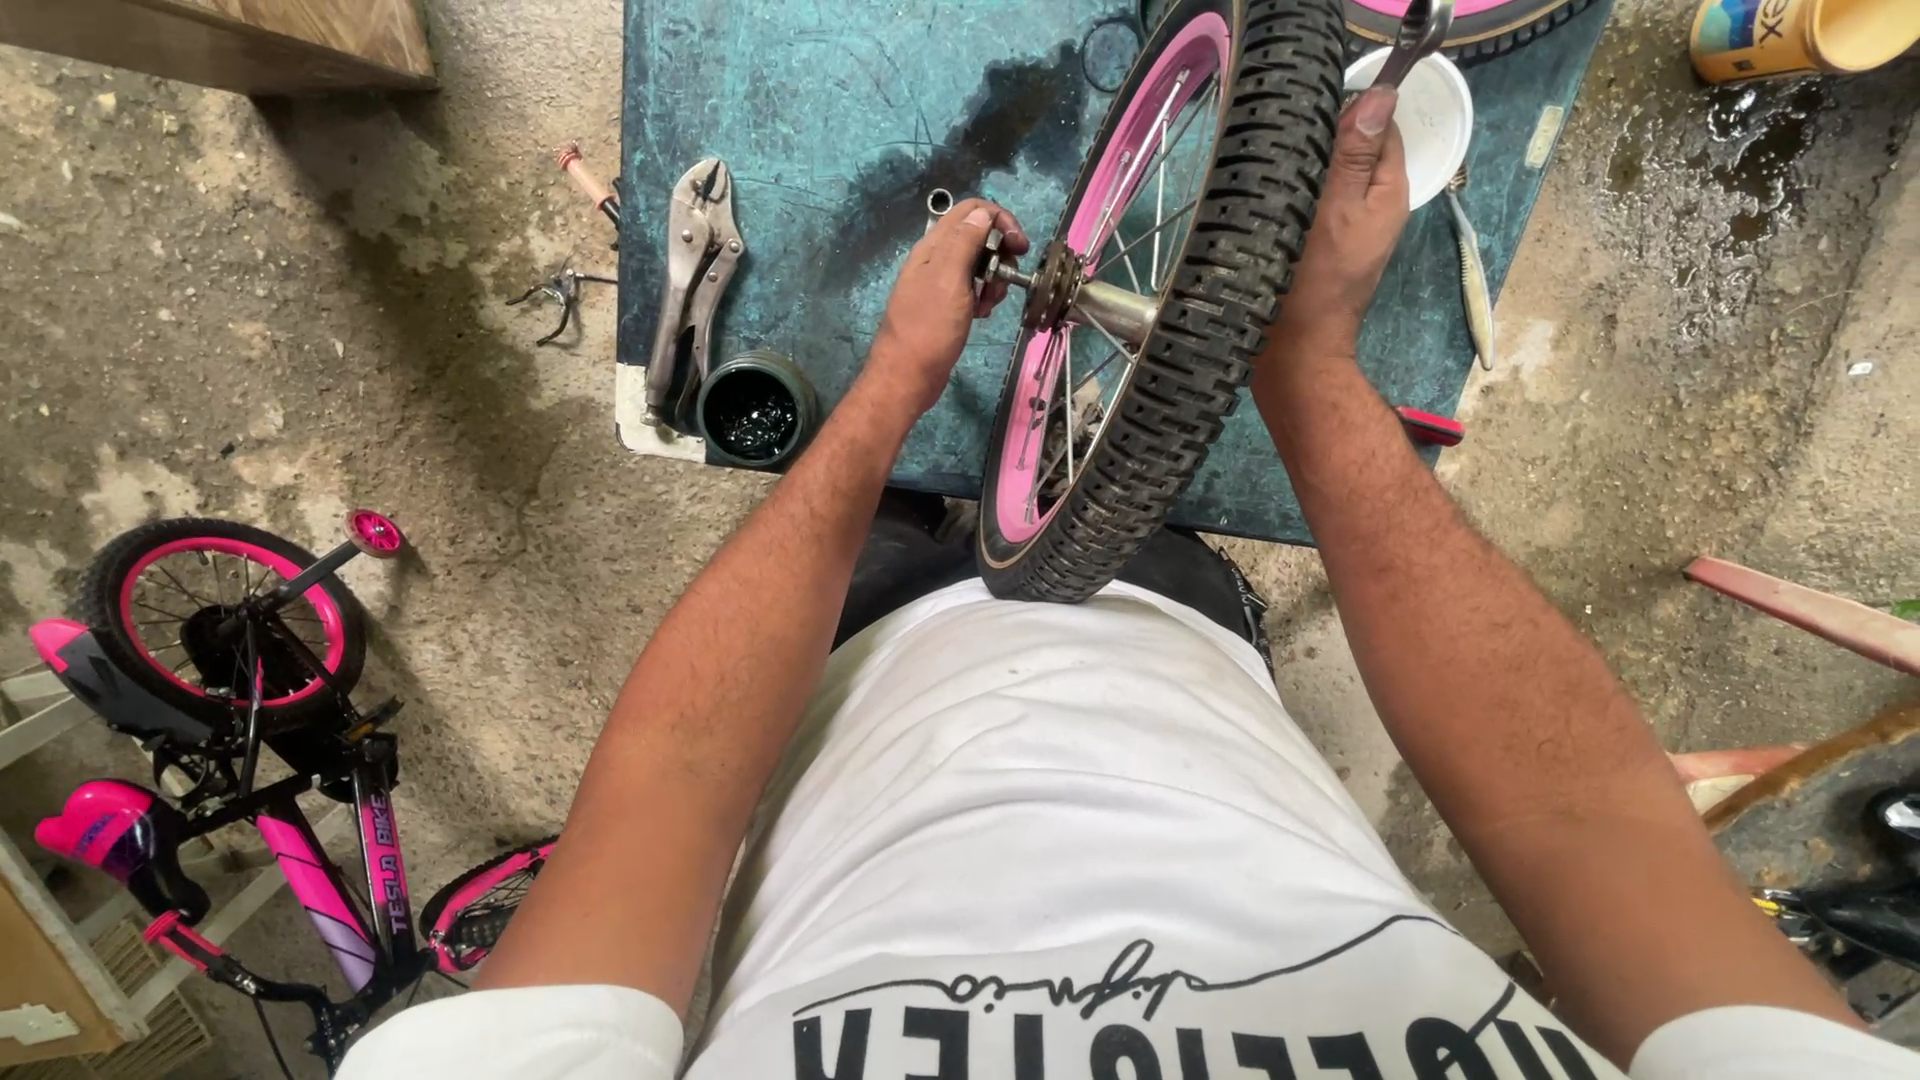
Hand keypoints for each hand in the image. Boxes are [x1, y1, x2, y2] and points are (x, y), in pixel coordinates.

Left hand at [865, 198, 1029, 415]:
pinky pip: (971, 290)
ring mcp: (940, 284)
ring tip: (989, 304)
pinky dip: (983, 297)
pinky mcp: (946, 306)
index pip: (971, 211)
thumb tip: (982, 212)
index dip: (1000, 221)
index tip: (1020, 247)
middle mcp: (935, 259)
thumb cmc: (928, 329)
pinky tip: (982, 315)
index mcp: (933, 246)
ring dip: (993, 279)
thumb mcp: (948, 279)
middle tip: (1005, 282)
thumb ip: (964, 242)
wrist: (907, 376)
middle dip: (999, 254)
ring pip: (977, 265)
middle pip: (977, 236)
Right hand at [1273, 87, 1409, 358]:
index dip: (1351, 114)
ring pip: (1330, 185)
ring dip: (1305, 176)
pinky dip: (1295, 203)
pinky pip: (1313, 211)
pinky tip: (1270, 206)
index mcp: (1389, 193)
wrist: (1293, 350)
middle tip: (1282, 144)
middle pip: (1354, 157)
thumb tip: (1380, 94)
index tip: (1307, 114)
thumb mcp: (1337, 209)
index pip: (1381, 129)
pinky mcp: (1321, 252)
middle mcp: (1374, 210)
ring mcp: (1347, 234)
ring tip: (1271, 172)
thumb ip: (1355, 154)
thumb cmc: (1315, 280)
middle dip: (1324, 146)